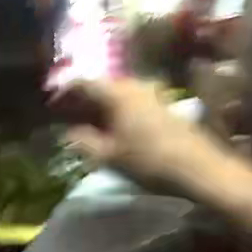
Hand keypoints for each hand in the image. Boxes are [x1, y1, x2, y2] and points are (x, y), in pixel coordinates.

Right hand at [63, 79, 242, 191]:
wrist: (200, 169)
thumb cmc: (150, 161)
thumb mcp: (109, 156)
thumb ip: (83, 141)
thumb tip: (69, 132)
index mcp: (117, 92)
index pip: (83, 82)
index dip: (65, 91)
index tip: (51, 102)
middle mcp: (135, 85)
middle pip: (102, 85)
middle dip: (83, 98)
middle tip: (66, 113)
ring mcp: (153, 94)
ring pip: (118, 93)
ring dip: (101, 104)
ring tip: (87, 122)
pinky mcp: (165, 106)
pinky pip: (133, 101)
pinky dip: (118, 110)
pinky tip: (114, 127)